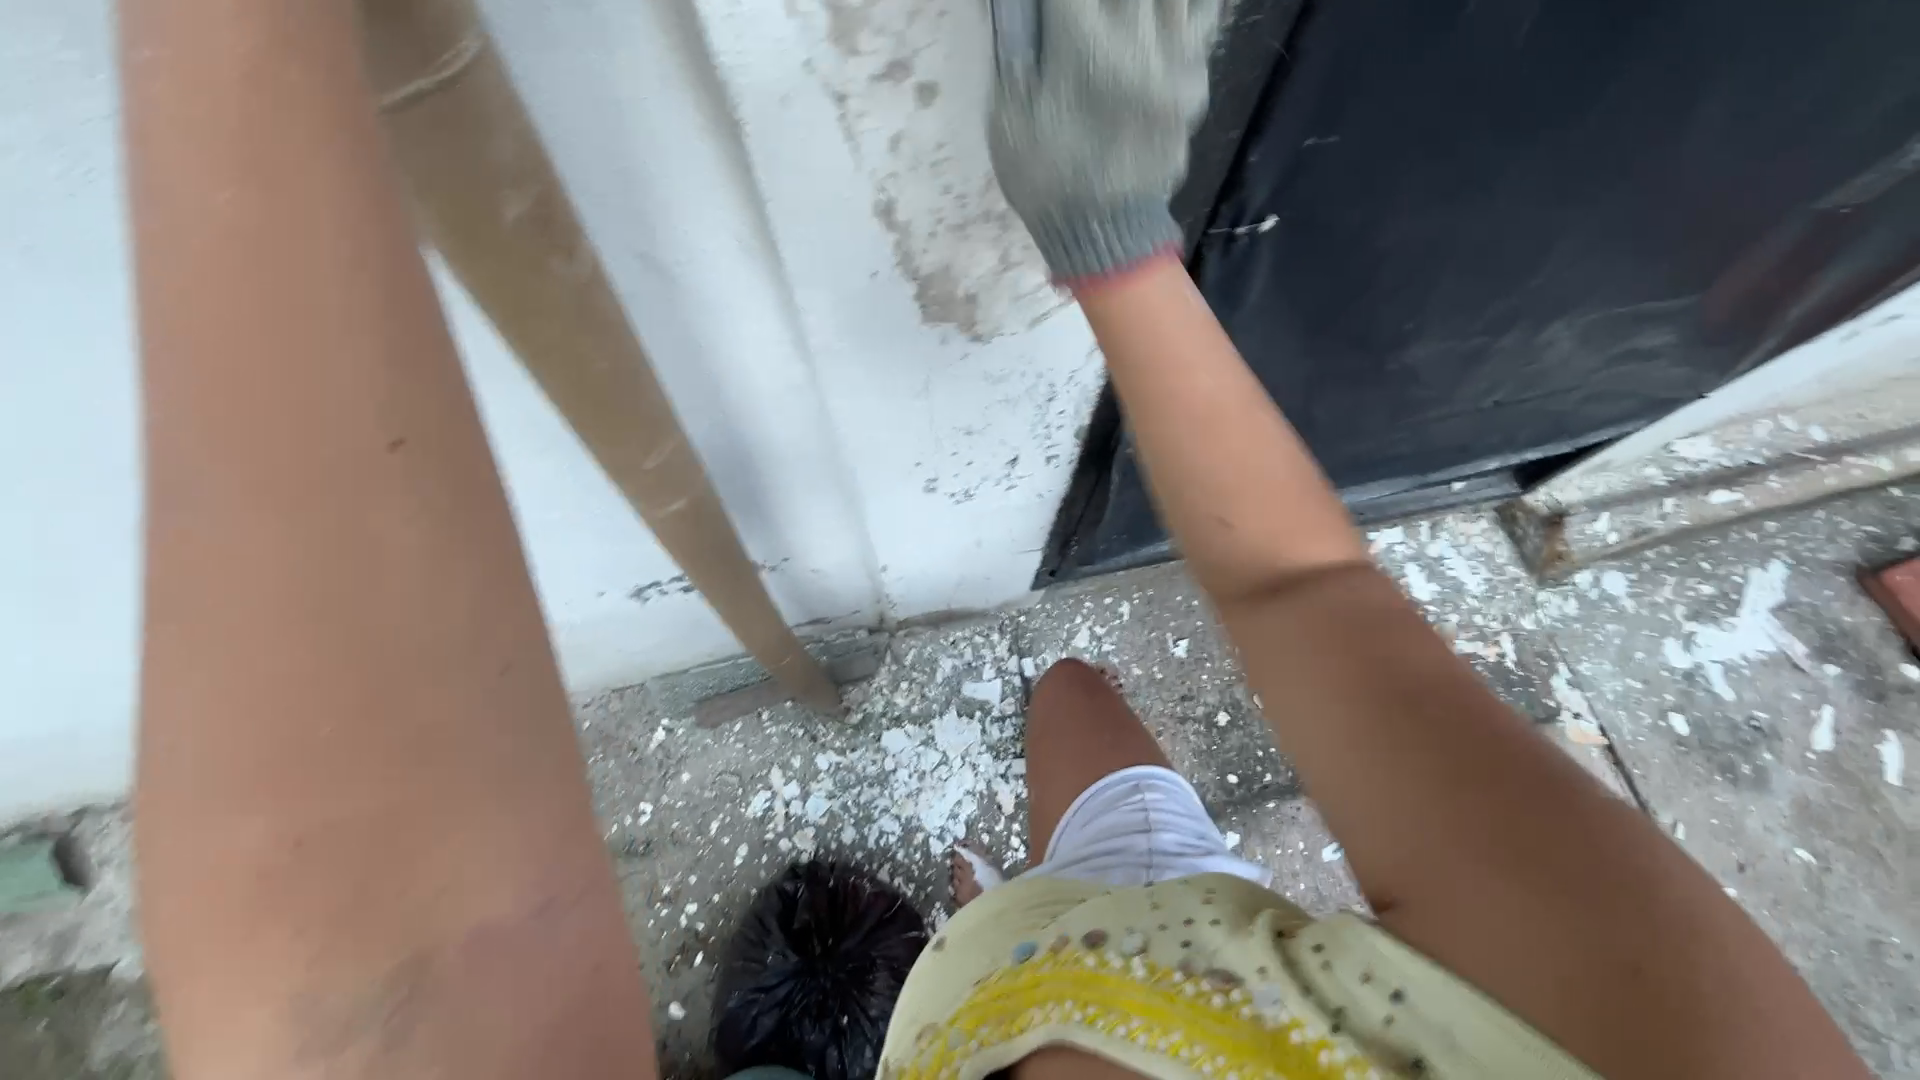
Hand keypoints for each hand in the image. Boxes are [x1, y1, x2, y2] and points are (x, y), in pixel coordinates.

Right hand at [987, 0, 1224, 284]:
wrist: (1102, 235)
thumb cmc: (1046, 181)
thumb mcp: (1008, 119)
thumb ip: (1019, 52)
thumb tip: (1030, 16)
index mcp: (1085, 48)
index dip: (1055, 1)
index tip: (1049, 9)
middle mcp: (1140, 41)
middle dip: (1099, 2)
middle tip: (1089, 15)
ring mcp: (1177, 60)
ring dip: (1148, 4)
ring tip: (1128, 18)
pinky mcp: (1196, 83)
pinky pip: (1201, 22)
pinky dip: (1180, 14)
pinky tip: (1159, 25)